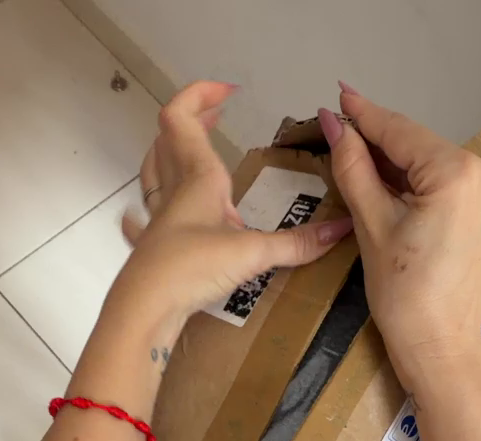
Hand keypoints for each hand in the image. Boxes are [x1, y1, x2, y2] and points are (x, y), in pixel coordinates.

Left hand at [110, 82, 353, 339]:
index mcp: (196, 179)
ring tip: (182, 153)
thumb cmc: (191, 269)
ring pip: (153, 175)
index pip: (182, 117)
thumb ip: (295, 244)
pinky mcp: (149, 250)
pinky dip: (142, 213)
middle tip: (214, 116)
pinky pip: (142, 223)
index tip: (228, 91)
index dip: (200, 95)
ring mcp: (156, 221)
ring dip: (167, 156)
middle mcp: (172, 193)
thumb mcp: (251, 254)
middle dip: (191, 120)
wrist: (145, 310)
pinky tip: (140, 217)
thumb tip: (339, 230)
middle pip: (169, 140)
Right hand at [319, 85, 480, 395]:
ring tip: (352, 161)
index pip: (400, 132)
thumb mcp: (373, 227)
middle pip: (416, 147)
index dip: (363, 115)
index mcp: (458, 172)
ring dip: (392, 164)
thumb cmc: (405, 297)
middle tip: (335, 132)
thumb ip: (354, 169)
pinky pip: (442, 184)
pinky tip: (384, 186)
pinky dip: (412, 184)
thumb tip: (334, 124)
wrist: (439, 347)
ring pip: (428, 165)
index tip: (337, 97)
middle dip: (376, 143)